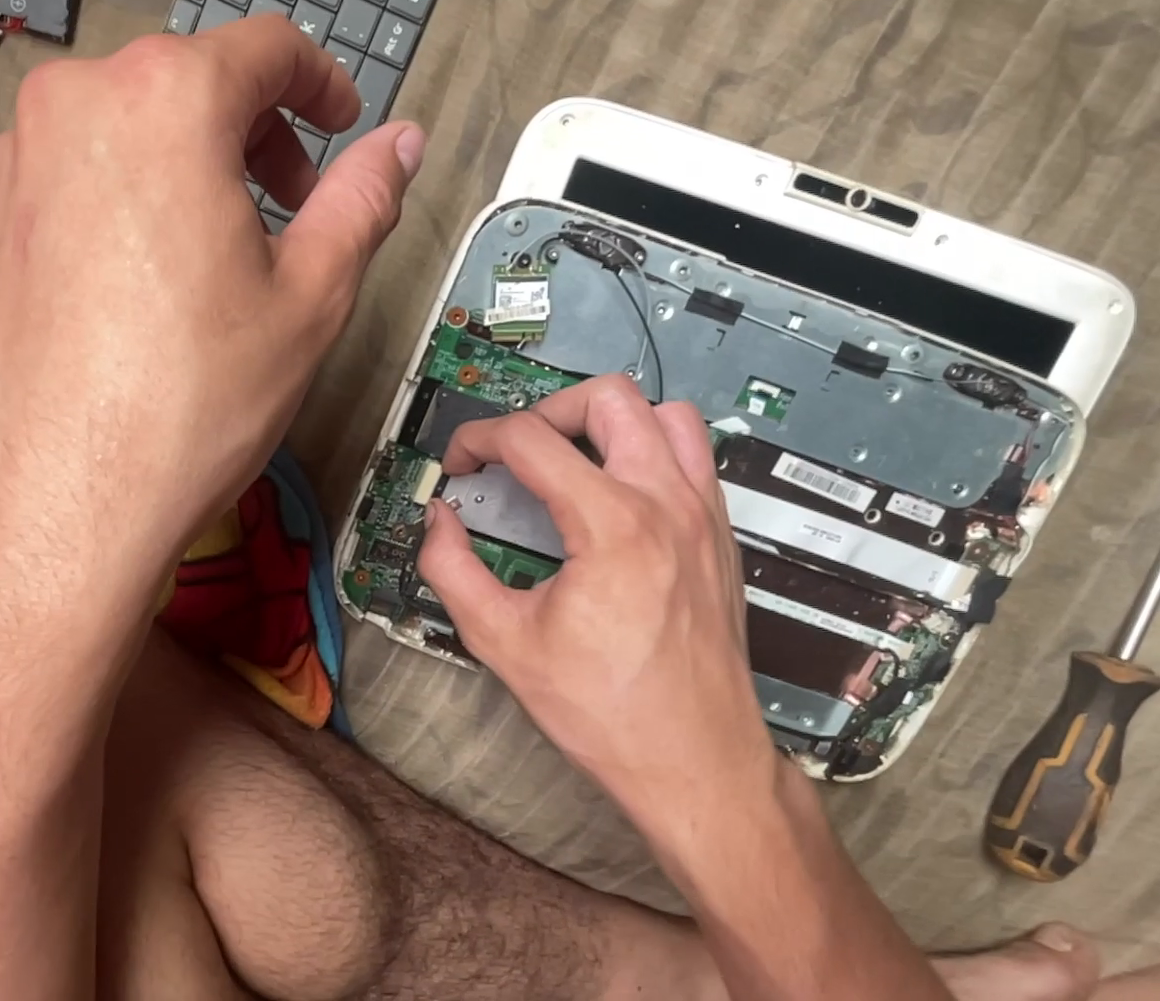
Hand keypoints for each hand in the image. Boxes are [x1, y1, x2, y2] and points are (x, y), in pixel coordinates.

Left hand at [0, 17, 424, 589]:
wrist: (61, 505)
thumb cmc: (177, 413)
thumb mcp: (309, 299)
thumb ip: (361, 202)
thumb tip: (393, 152)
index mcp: (161, 104)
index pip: (262, 50)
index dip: (318, 85)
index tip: (337, 122)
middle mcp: (75, 113)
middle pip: (191, 85)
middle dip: (256, 136)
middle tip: (293, 204)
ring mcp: (21, 167)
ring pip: (131, 129)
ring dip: (193, 169)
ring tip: (226, 253)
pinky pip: (82, 176)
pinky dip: (134, 199)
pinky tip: (158, 278)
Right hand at [416, 376, 776, 814]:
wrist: (694, 762)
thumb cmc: (601, 708)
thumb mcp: (499, 640)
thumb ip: (450, 568)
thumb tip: (439, 520)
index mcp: (611, 525)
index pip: (529, 438)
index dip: (476, 439)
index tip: (458, 465)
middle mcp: (666, 504)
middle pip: (607, 398)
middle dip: (545, 410)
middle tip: (514, 453)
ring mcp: (704, 517)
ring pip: (665, 414)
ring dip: (607, 421)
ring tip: (570, 459)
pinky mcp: (720, 537)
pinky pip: (693, 456)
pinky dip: (647, 449)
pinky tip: (613, 494)